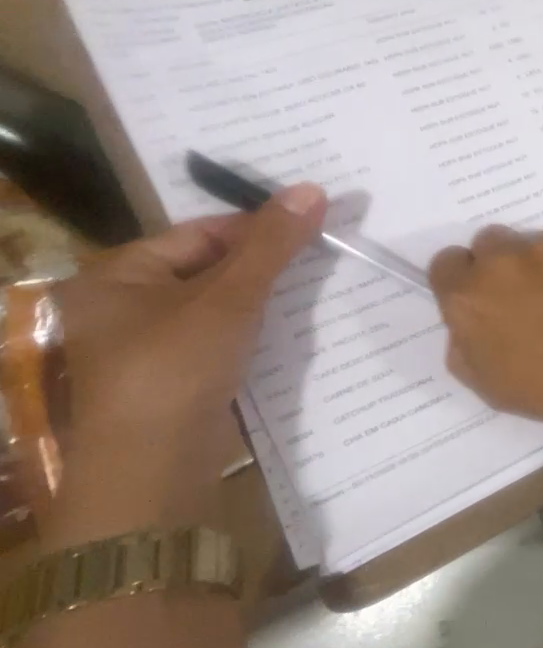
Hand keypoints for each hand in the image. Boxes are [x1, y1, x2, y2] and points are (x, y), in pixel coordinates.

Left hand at [48, 185, 324, 538]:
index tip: (316, 227)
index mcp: (114, 276)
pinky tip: (292, 326)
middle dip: (268, 261)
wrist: (156, 460)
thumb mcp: (232, 296)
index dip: (259, 227)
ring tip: (317, 287)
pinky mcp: (174, 371)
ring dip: (267, 294)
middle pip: (210, 264)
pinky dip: (257, 325)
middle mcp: (121, 303)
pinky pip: (222, 332)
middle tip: (324, 254)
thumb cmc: (178, 365)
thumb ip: (273, 243)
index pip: (201, 232)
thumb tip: (312, 187)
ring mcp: (146, 341)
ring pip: (220, 300)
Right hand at [429, 226, 542, 427]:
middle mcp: (508, 260)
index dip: (464, 278)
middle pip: (493, 242)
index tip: (483, 295)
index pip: (448, 263)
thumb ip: (465, 344)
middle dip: (503, 263)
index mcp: (470, 296)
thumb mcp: (487, 384)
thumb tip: (469, 322)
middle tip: (530, 295)